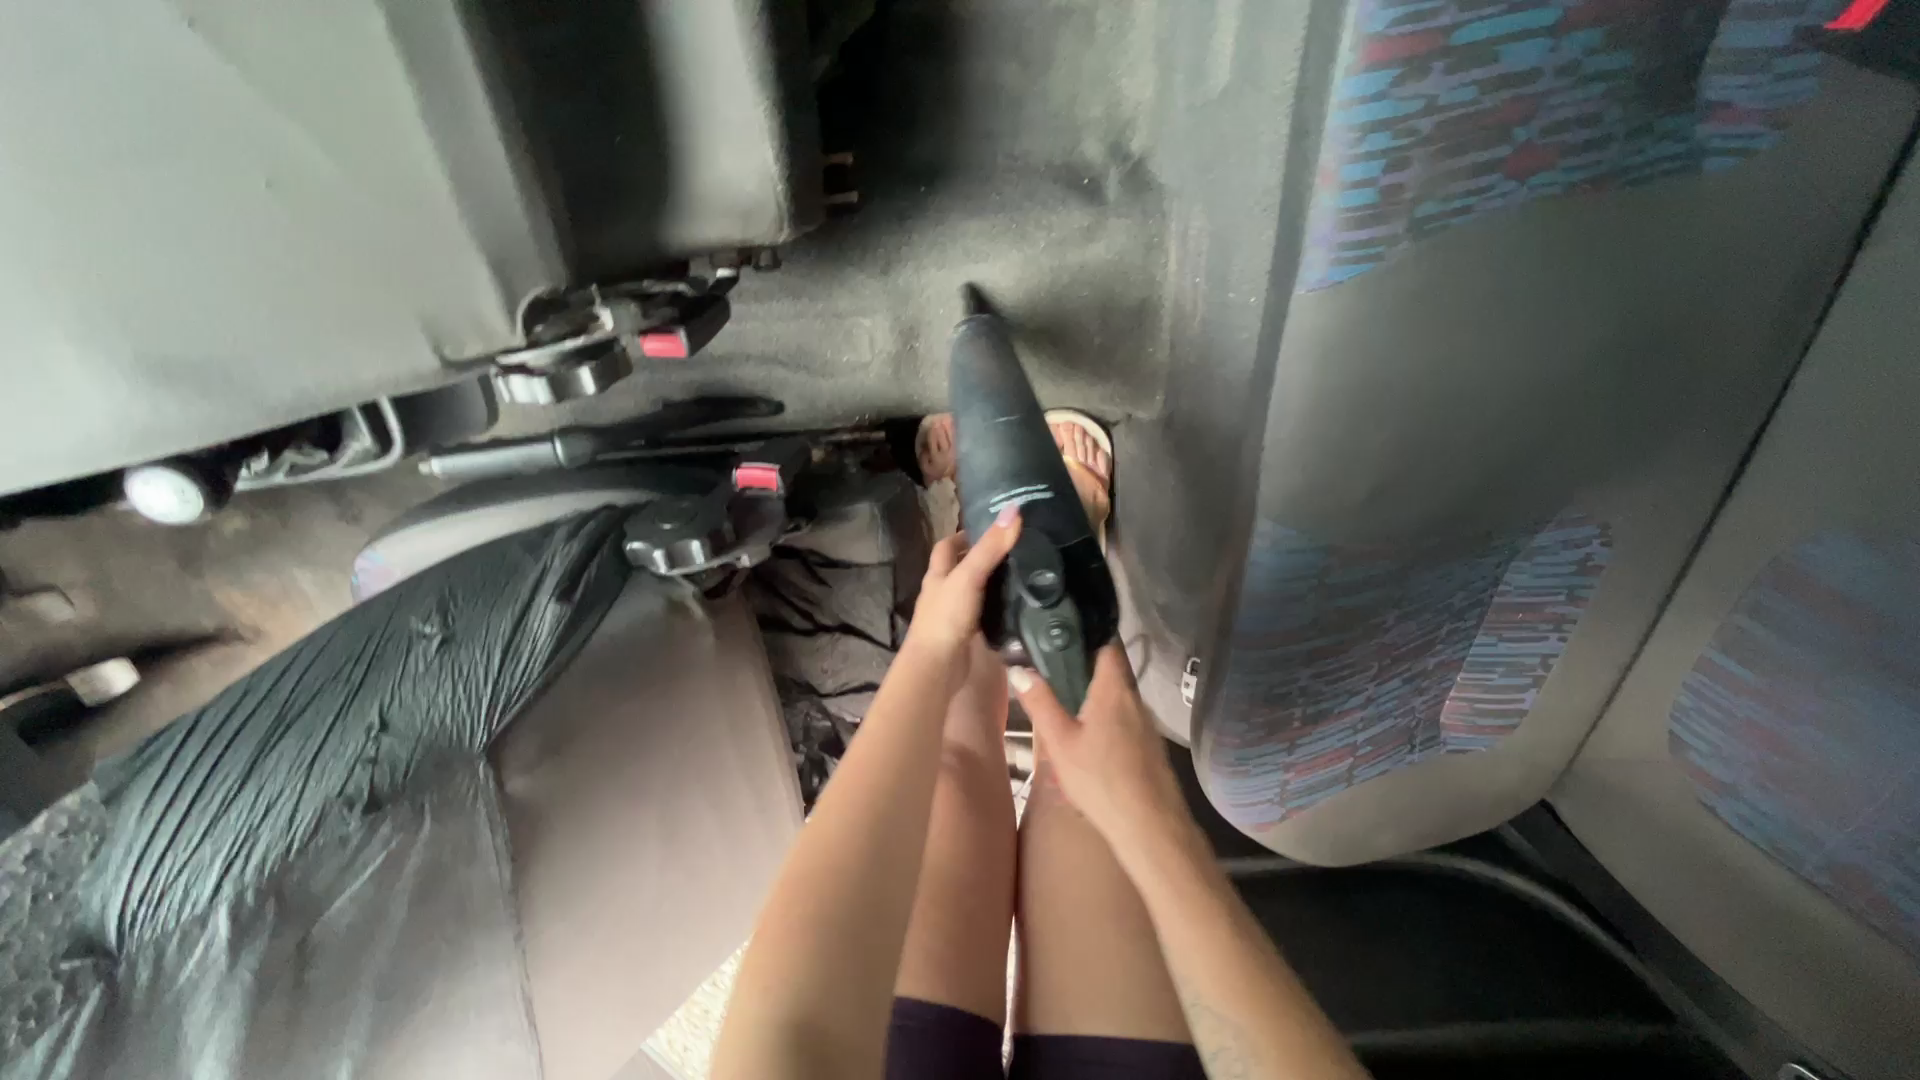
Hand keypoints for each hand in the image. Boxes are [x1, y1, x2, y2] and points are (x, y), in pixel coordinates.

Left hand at [904, 505, 1022, 663]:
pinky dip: (994, 610)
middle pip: (959, 569)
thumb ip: (990, 547)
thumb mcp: (969, 576)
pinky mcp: (964, 636)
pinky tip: (1012, 609)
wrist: (937, 667)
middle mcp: (942, 593)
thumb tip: (1013, 510)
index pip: (947, 546)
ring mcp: (951, 616)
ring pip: (971, 593)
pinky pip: (981, 616)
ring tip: (1019, 577)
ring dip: (989, 585)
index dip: (964, 535)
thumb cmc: (946, 618)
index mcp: (937, 575)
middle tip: (1012, 552)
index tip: (991, 529)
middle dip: (980, 559)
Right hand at [1010, 644, 1194, 860]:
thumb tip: (1019, 669)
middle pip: (1111, 671)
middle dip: (1084, 668)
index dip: (1087, 634)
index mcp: (1114, 690)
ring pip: (1118, 698)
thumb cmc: (1101, 780)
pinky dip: (1107, 718)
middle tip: (1052, 669)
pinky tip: (1090, 737)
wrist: (1150, 826)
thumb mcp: (1060, 742)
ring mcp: (1146, 724)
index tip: (1063, 632)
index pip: (1107, 644)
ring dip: (1095, 696)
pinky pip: (1125, 719)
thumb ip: (1040, 703)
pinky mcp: (1150, 746)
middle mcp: (1135, 699)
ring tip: (1065, 702)